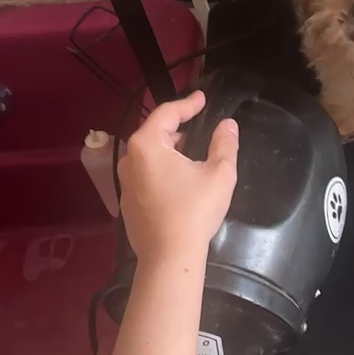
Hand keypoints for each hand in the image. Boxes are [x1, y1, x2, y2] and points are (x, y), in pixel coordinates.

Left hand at [118, 91, 238, 265]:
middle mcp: (129, 159)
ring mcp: (125, 182)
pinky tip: (180, 181)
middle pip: (154, 133)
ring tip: (191, 152)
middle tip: (198, 124)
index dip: (188, 104)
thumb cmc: (194, 210)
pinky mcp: (128, 202)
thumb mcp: (219, 173)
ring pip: (149, 155)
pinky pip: (146, 175)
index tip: (203, 99)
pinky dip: (162, 170)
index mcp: (147, 145)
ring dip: (169, 149)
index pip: (166, 113)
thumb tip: (228, 124)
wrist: (169, 255)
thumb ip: (225, 144)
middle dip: (176, 127)